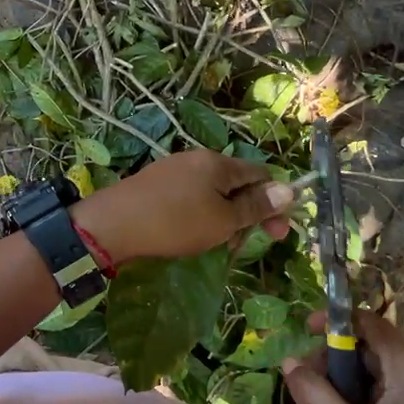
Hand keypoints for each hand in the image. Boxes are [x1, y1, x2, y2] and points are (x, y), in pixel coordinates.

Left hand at [69, 150, 294, 264]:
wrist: (115, 223)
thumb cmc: (176, 222)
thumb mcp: (224, 219)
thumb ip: (256, 206)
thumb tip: (289, 188)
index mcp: (216, 161)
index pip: (260, 173)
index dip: (274, 201)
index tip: (276, 233)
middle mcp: (196, 159)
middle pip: (237, 184)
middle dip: (248, 214)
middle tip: (243, 244)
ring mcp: (174, 170)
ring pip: (215, 193)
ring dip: (225, 219)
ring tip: (219, 244)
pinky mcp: (158, 184)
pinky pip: (192, 197)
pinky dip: (202, 216)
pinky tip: (196, 237)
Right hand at [281, 310, 403, 403]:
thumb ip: (315, 392)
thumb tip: (289, 361)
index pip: (377, 327)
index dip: (338, 321)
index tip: (306, 332)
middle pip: (377, 354)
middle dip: (336, 363)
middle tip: (308, 385)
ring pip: (382, 380)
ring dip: (346, 388)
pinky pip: (394, 403)